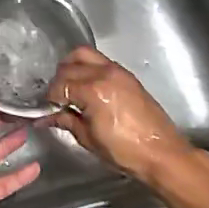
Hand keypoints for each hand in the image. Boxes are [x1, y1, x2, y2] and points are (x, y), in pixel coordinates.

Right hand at [44, 46, 195, 185]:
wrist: (162, 153)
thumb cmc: (125, 152)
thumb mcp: (90, 140)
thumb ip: (67, 121)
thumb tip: (46, 118)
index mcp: (92, 91)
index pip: (60, 86)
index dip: (49, 97)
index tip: (46, 107)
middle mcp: (103, 74)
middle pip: (69, 67)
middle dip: (58, 81)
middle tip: (56, 98)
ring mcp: (116, 71)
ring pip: (83, 54)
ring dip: (71, 66)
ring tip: (69, 84)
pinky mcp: (126, 74)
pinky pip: (99, 60)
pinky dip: (87, 66)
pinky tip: (86, 84)